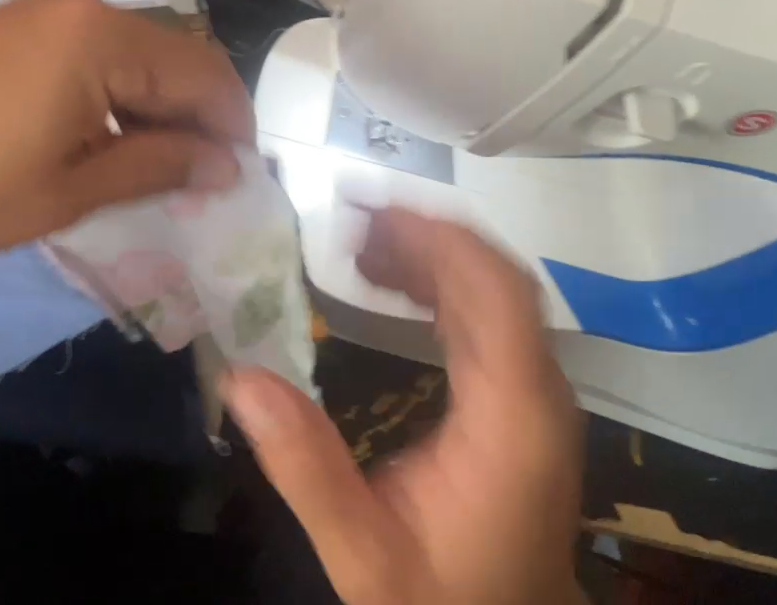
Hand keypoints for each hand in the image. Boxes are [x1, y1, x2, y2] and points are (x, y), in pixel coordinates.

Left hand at [0, 0, 252, 259]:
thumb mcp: (68, 190)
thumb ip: (158, 167)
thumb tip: (224, 164)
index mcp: (101, 36)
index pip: (202, 74)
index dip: (232, 128)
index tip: (240, 180)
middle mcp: (80, 2)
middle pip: (170, 58)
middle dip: (193, 120)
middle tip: (197, 185)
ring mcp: (42, 7)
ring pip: (132, 54)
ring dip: (153, 109)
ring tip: (151, 172)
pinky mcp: (15, 21)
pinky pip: (91, 51)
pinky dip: (112, 94)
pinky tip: (103, 140)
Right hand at [223, 208, 584, 604]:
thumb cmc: (442, 599)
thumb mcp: (362, 553)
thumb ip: (306, 469)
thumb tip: (239, 379)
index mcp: (512, 420)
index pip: (497, 294)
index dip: (440, 238)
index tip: (372, 211)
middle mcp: (538, 393)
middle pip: (495, 280)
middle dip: (422, 236)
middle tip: (345, 222)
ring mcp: (536, 395)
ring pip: (494, 292)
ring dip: (429, 256)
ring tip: (355, 246)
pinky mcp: (521, 400)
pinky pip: (488, 317)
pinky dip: (439, 286)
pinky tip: (388, 285)